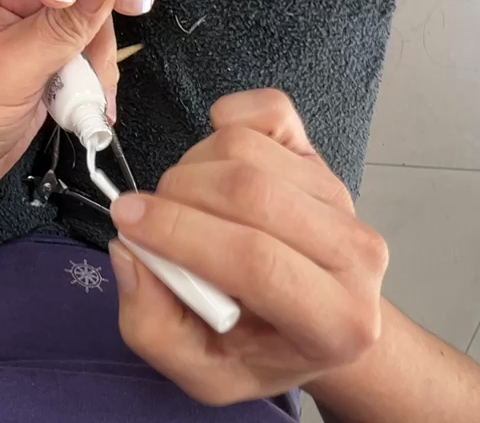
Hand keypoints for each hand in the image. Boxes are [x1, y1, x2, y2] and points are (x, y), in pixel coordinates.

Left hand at [0, 0, 120, 209]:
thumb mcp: (12, 68)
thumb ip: (61, 27)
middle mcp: (14, 7)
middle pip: (83, 2)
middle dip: (100, 41)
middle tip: (101, 78)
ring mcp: (28, 39)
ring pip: (87, 37)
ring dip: (98, 70)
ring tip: (94, 104)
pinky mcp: (39, 69)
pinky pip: (80, 66)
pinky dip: (90, 87)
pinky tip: (91, 109)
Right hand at [108, 91, 388, 406]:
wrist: (314, 314)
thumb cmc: (256, 343)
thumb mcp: (201, 371)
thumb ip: (154, 327)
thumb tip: (129, 252)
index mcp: (336, 322)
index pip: (256, 261)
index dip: (180, 233)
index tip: (125, 221)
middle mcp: (354, 254)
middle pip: (248, 192)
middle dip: (175, 196)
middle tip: (148, 217)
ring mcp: (338, 194)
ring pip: (245, 149)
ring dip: (191, 167)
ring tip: (186, 202)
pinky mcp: (317, 151)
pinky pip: (267, 109)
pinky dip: (225, 117)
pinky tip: (213, 155)